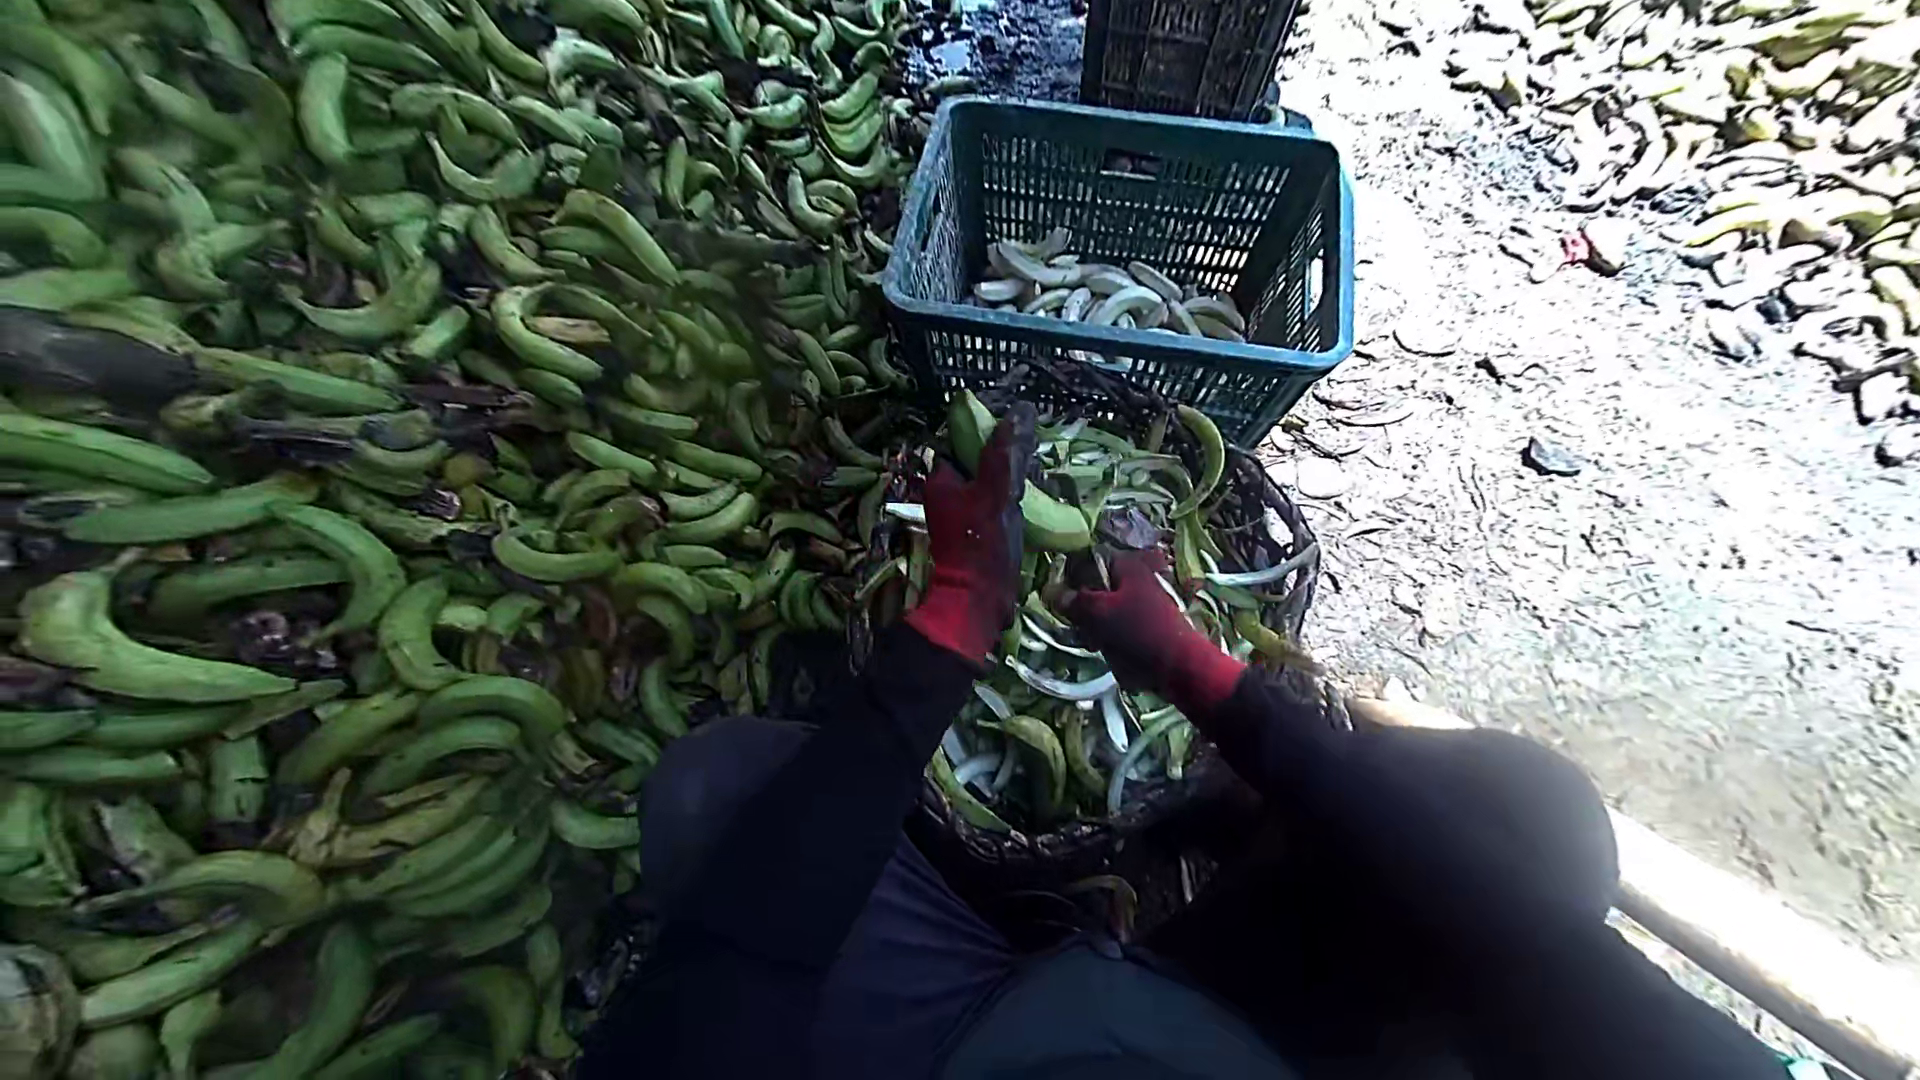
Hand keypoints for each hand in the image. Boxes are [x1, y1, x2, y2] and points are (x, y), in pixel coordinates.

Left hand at [904, 401, 1037, 665]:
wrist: (979, 600)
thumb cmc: (982, 545)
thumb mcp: (996, 493)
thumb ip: (1005, 453)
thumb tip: (1020, 412)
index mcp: (941, 480)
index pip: (961, 442)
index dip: (986, 433)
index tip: (1015, 433)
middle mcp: (945, 496)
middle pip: (976, 463)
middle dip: (1002, 458)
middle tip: (1030, 458)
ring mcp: (959, 516)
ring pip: (987, 484)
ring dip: (1008, 481)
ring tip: (1033, 479)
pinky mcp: (974, 534)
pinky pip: (992, 506)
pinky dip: (1009, 502)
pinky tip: (1028, 504)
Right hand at [1060, 549, 1245, 716]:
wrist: (1181, 669)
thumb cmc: (1138, 633)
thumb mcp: (1098, 614)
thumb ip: (1072, 600)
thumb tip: (1051, 591)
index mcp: (1129, 566)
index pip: (1090, 558)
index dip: (1071, 574)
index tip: (1060, 595)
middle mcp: (1138, 579)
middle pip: (1096, 586)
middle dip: (1084, 608)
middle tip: (1079, 626)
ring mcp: (1145, 603)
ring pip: (1106, 609)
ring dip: (1096, 627)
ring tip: (1095, 644)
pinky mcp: (1149, 626)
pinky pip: (1120, 627)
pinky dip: (1111, 638)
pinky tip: (1110, 652)